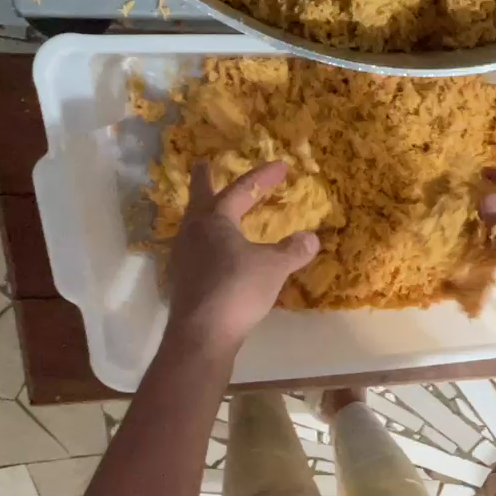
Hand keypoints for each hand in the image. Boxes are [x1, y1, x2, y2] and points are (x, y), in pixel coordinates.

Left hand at [164, 160, 318, 355]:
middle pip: (200, 197)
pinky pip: (196, 249)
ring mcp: (183, 256)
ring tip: (214, 211)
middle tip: (202, 163)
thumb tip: (311, 238)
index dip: (263, 178)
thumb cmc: (237, 289)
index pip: (242, 190)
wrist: (203, 332)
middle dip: (204, 179)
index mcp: (214, 220)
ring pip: (194, 224)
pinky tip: (217, 253)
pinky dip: (208, 241)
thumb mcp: (273, 267)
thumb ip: (292, 250)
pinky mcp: (183, 279)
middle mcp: (193, 231)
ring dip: (205, 213)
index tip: (282, 166)